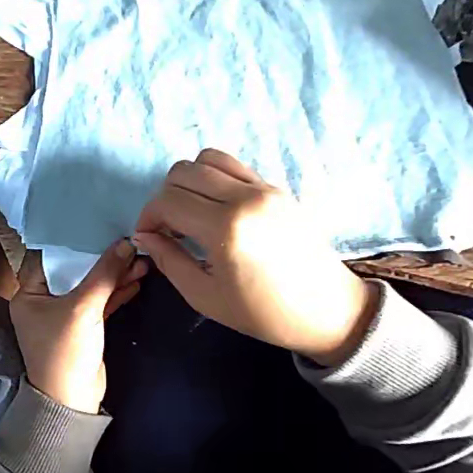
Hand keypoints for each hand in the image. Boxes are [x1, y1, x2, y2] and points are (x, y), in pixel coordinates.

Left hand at [9, 242, 147, 412]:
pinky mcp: (84, 327)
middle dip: (101, 257)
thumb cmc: (66, 351)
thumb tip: (126, 242)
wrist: (72, 401)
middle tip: (127, 240)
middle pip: (74, 269)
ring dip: (114, 274)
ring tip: (141, 259)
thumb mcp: (84, 308)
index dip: (73, 239)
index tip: (97, 221)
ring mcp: (64, 314)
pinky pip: (100, 302)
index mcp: (29, 292)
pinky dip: (116, 292)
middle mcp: (44, 300)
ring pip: (91, 285)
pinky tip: (138, 279)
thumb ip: (105, 273)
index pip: (49, 255)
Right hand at [133, 148, 374, 366]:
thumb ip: (168, 260)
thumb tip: (144, 236)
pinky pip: (234, 166)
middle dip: (164, 198)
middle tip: (168, 228)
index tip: (148, 237)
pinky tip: (215, 209)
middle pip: (182, 172)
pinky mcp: (277, 188)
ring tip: (191, 213)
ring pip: (207, 159)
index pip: (168, 201)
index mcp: (225, 227)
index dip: (148, 217)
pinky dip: (214, 178)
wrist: (328, 311)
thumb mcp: (204, 297)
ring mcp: (264, 188)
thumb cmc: (262, 313)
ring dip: (188, 182)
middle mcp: (244, 197)